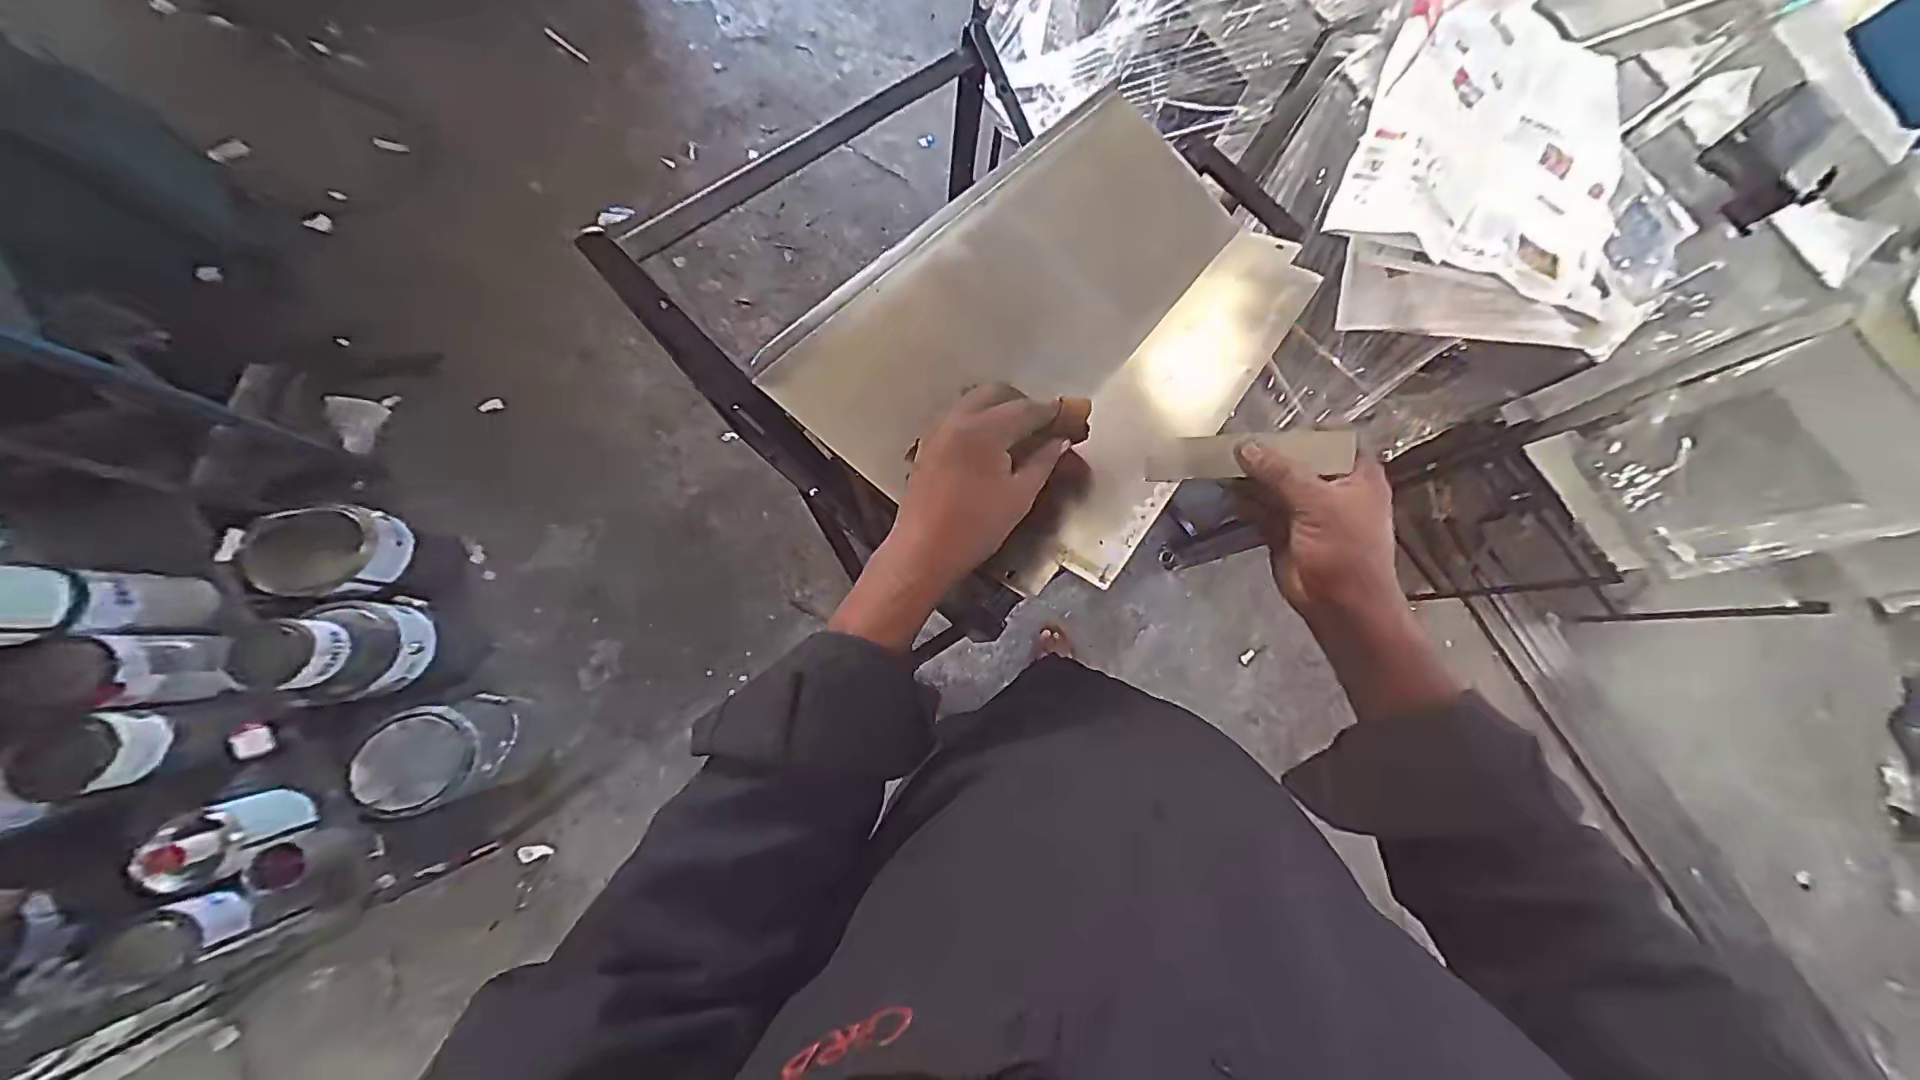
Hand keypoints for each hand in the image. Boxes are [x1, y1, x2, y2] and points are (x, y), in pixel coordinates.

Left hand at [829, 385, 1078, 650]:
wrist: (922, 553)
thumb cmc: (975, 528)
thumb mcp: (1020, 496)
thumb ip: (1043, 461)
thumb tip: (1059, 440)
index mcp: (983, 429)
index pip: (1027, 409)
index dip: (1054, 411)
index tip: (1076, 414)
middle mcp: (957, 420)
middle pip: (997, 394)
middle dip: (1025, 404)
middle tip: (1047, 426)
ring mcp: (937, 431)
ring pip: (974, 402)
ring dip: (1000, 409)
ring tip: (1020, 435)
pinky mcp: (927, 446)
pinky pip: (957, 418)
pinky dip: (978, 421)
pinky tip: (990, 446)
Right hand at [1234, 444, 1400, 621]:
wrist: (1341, 605)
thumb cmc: (1345, 549)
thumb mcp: (1317, 502)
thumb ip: (1280, 472)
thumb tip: (1246, 447)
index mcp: (1355, 475)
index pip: (1331, 440)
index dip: (1303, 431)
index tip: (1269, 424)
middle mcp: (1332, 489)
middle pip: (1296, 462)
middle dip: (1267, 454)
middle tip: (1235, 441)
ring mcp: (1306, 511)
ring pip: (1275, 485)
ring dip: (1251, 476)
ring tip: (1222, 460)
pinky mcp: (1284, 531)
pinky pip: (1261, 508)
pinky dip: (1244, 500)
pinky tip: (1225, 487)